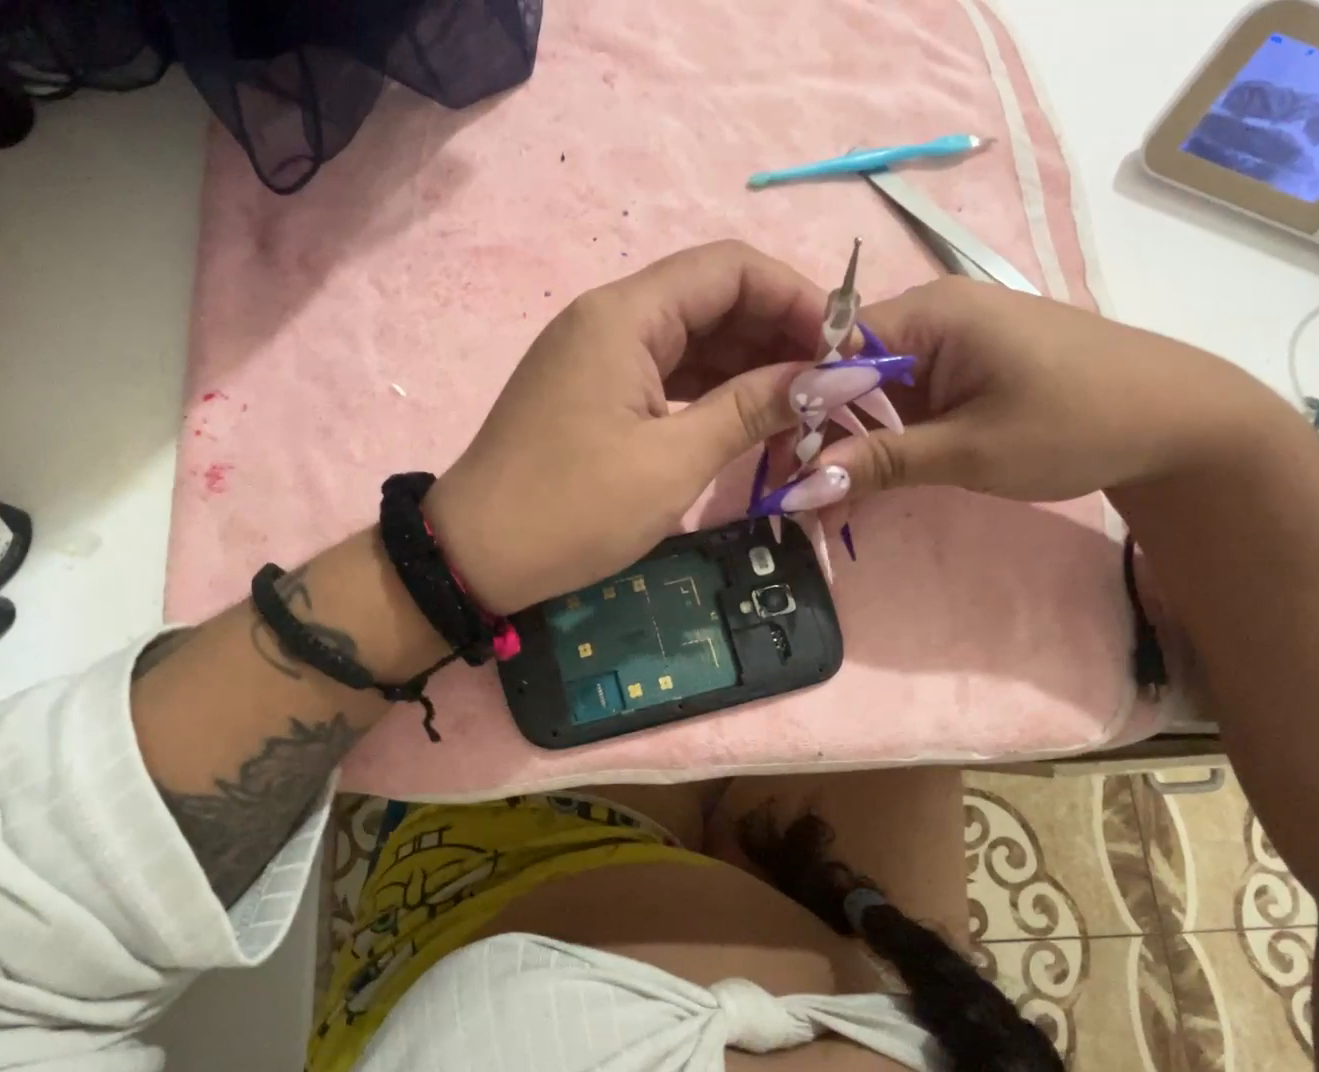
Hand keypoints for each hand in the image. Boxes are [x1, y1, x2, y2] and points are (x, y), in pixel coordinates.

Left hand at [424, 241, 830, 614]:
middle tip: (832, 387)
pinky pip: (664, 372)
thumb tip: (831, 375)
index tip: (845, 348)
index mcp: (623, 314)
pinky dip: (709, 390)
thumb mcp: (672, 462)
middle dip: (777, 334)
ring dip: (748, 366)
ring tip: (804, 408)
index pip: (729, 268)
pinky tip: (750, 418)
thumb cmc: (572, 510)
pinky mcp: (590, 391)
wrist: (473, 557)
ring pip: (690, 338)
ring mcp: (595, 355)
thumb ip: (753, 408)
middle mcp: (608, 318)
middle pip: (711, 298)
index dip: (796, 297)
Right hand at [816, 277, 1293, 502]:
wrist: (1185, 423)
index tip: (781, 467)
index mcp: (931, 311)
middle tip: (802, 496)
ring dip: (853, 442)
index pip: (831, 350)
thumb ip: (881, 462)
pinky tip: (871, 476)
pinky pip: (906, 397)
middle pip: (848, 371)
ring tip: (831, 498)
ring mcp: (953, 338)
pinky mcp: (968, 365)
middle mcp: (934, 312)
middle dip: (822, 434)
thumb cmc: (1079, 424)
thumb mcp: (972, 451)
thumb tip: (801, 484)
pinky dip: (886, 437)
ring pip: (873, 390)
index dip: (800, 408)